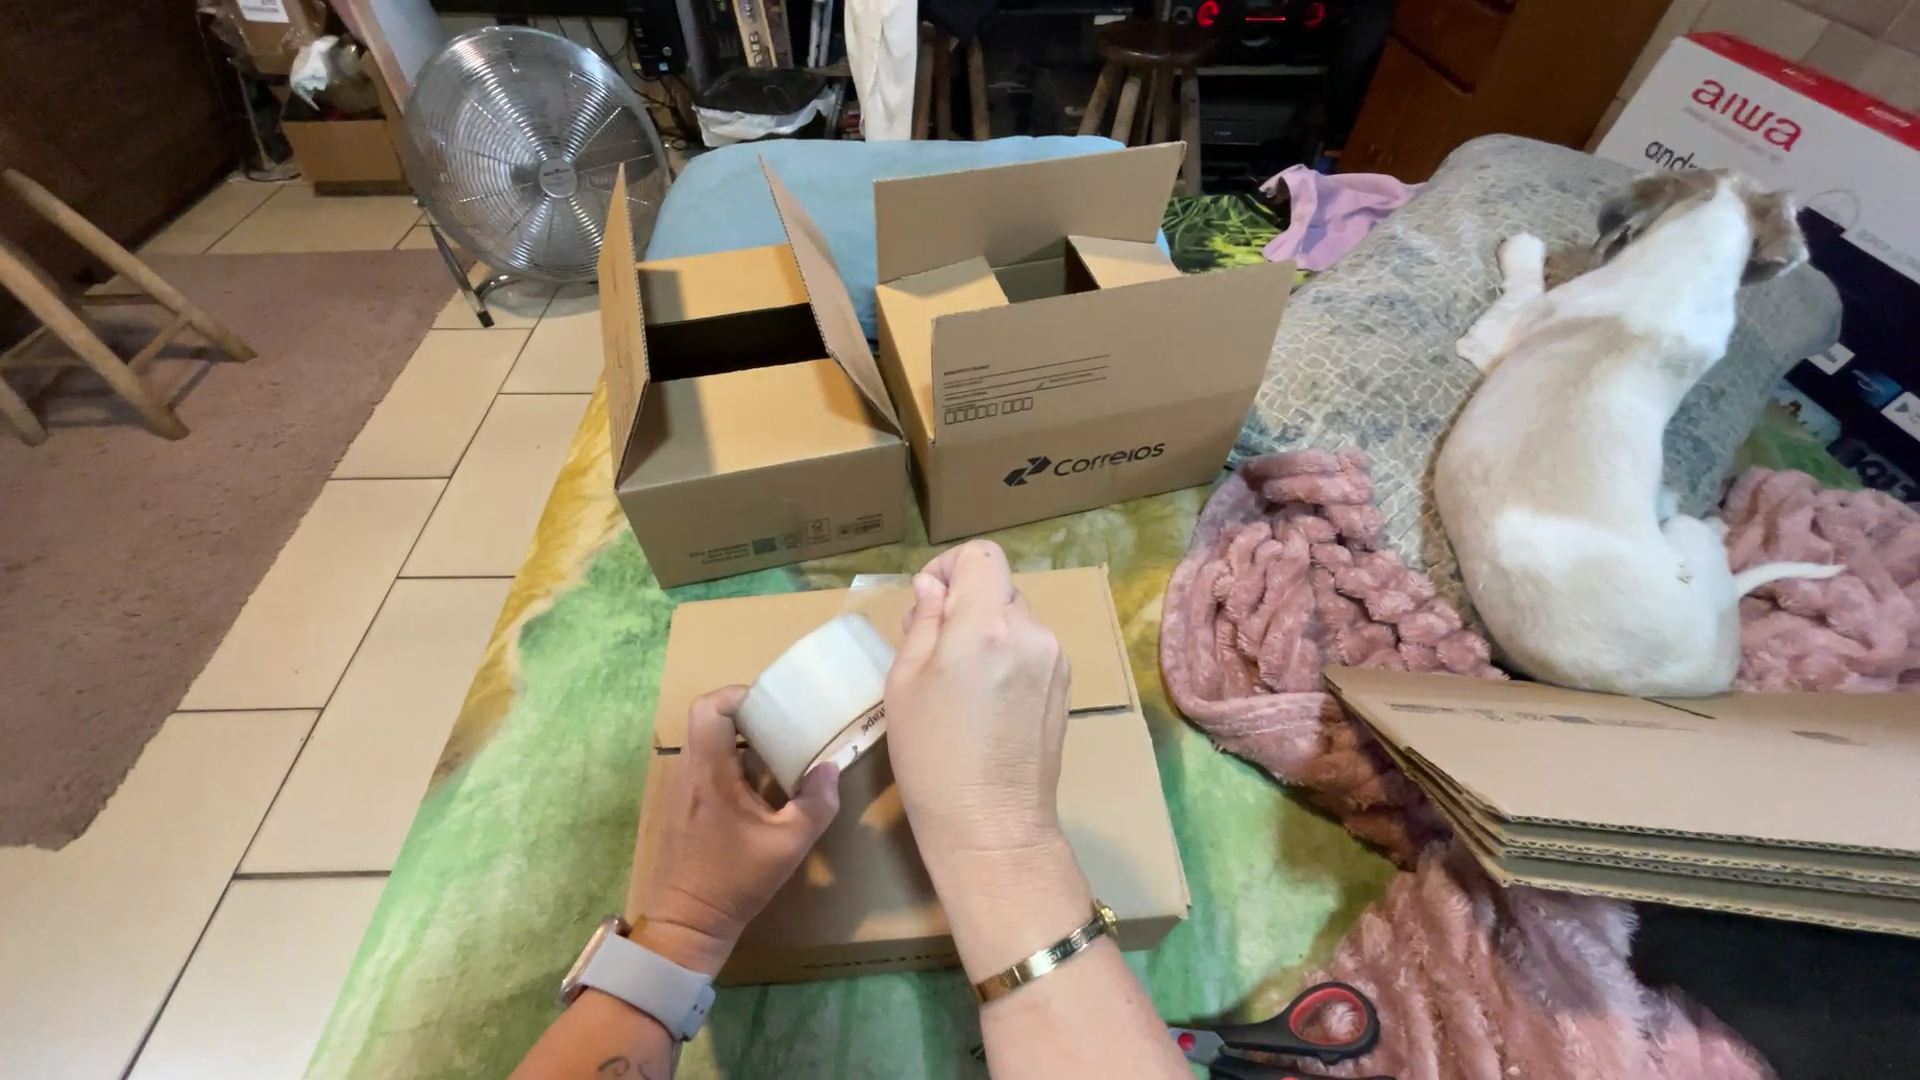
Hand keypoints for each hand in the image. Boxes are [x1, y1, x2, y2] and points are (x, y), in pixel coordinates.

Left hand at [626, 686, 841, 975]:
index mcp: (710, 772)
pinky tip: (760, 790)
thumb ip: (816, 803)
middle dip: (750, 717)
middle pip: (711, 720)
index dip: (740, 695)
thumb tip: (831, 769)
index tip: (773, 707)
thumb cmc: (734, 882)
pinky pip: (706, 766)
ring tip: (779, 755)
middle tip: (785, 728)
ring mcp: (681, 789)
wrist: (685, 927)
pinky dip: (734, 765)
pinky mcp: (682, 806)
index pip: (710, 707)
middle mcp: (689, 772)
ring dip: (743, 742)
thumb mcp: (788, 845)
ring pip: (709, 743)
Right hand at [885, 542, 1083, 962]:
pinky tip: (988, 699)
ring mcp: (1056, 658)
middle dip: (964, 604)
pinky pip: (1032, 647)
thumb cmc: (932, 758)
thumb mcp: (904, 684)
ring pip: (1015, 617)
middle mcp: (1031, 632)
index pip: (981, 555)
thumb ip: (923, 623)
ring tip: (961, 681)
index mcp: (988, 625)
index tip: (929, 602)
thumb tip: (933, 589)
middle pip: (998, 587)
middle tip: (934, 649)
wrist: (993, 827)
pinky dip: (1008, 654)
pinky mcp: (1066, 684)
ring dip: (987, 630)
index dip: (949, 567)